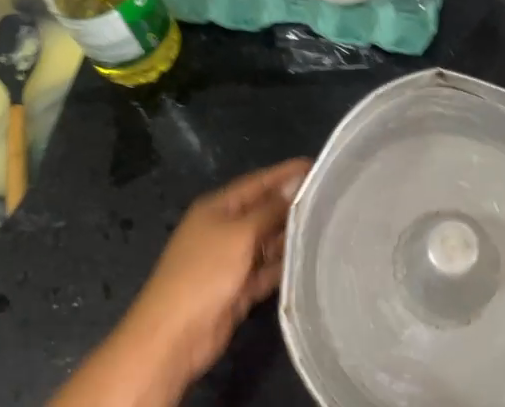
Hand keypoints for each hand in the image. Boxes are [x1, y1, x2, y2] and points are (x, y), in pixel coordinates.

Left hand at [120, 158, 311, 383]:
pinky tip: (310, 261)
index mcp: (218, 208)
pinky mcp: (238, 289)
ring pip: (267, 242)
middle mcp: (225, 229)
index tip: (317, 166)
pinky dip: (283, 267)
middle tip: (332, 199)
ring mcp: (231, 261)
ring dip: (291, 237)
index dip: (285, 173)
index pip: (258, 182)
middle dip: (292, 206)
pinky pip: (266, 271)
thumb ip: (270, 210)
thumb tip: (295, 183)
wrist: (173, 337)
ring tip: (329, 227)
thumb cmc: (204, 273)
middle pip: (264, 211)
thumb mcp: (239, 234)